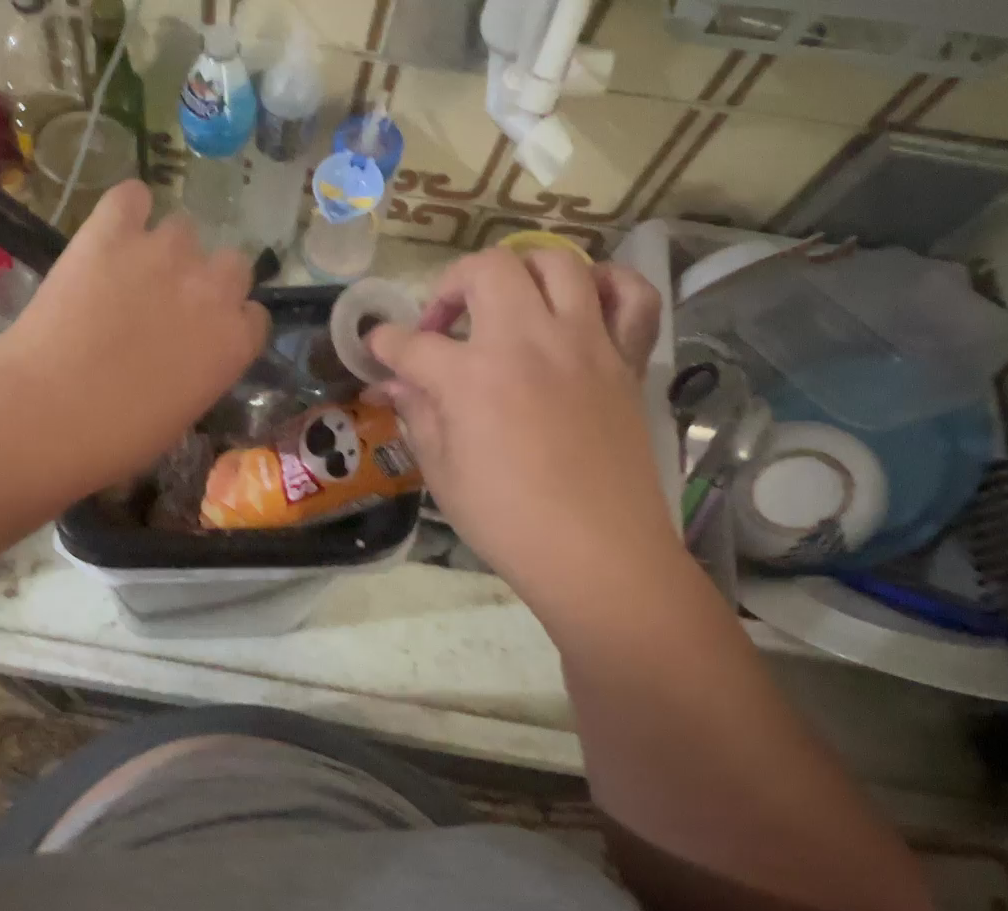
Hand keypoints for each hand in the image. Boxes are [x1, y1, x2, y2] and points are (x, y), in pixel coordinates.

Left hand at [0, 181, 269, 481]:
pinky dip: (125, 210)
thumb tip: (181, 360)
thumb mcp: (177, 418)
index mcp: (233, 345)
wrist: (47, 414)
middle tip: (168, 306)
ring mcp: (164, 253)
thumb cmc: (113, 440)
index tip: (203, 336)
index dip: (228, 324)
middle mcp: (212, 290)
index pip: (254, 317)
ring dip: (164, 250)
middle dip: (205, 282)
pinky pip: (131, 197)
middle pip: (232, 265)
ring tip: (129, 275)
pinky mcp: (111, 231)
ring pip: (182, 230)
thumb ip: (196, 375)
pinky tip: (109, 233)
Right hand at [367, 249, 675, 614]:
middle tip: (442, 326)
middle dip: (451, 287)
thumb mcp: (443, 474)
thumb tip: (394, 386)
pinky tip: (581, 305)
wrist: (595, 551)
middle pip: (486, 270)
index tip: (376, 350)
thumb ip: (418, 416)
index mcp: (472, 377)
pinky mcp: (626, 359)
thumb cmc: (506, 522)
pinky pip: (630, 296)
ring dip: (520, 271)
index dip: (384, 345)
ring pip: (557, 261)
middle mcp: (528, 341)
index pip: (412, 344)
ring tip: (506, 305)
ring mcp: (585, 343)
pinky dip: (606, 286)